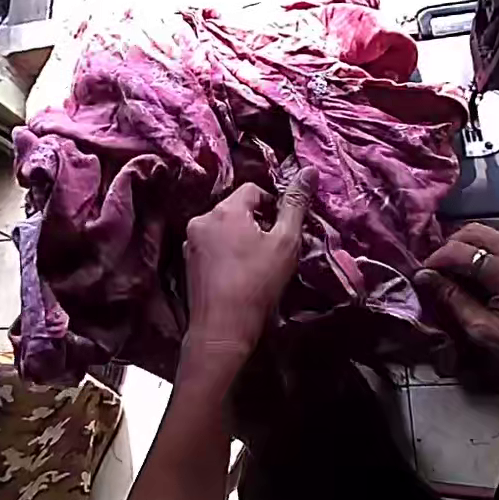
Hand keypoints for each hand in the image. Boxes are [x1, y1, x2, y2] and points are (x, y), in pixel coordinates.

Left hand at [182, 167, 318, 368]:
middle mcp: (202, 220)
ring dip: (241, 238)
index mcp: (225, 210)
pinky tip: (239, 274)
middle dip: (256, 222)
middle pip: (236, 209)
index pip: (253, 190)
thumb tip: (309, 171)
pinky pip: (213, 246)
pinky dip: (227, 253)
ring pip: (224, 228)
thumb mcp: (285, 242)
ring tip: (257, 263)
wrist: (222, 328)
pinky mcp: (188, 263)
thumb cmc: (258, 283)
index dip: (273, 205)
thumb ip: (296, 205)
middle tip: (273, 248)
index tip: (283, 229)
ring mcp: (192, 243)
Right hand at [414, 223, 498, 395]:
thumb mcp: (486, 333)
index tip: (421, 276)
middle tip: (434, 272)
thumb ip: (454, 300)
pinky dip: (483, 254)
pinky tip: (473, 276)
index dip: (436, 260)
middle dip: (449, 248)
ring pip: (489, 235)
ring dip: (466, 249)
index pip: (463, 251)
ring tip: (450, 274)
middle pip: (476, 231)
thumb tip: (425, 277)